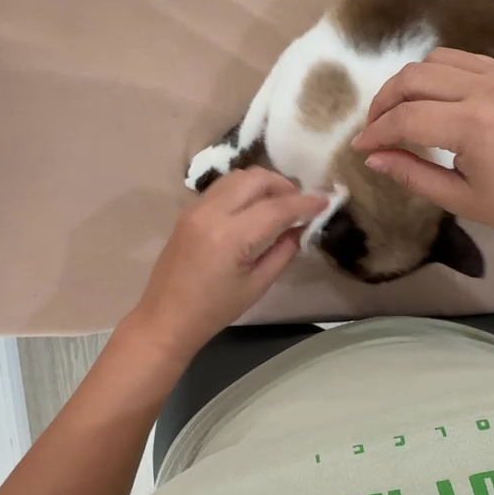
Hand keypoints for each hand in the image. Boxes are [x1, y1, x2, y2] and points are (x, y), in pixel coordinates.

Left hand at [124, 169, 328, 360]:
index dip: (305, 202)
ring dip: (263, 183)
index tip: (326, 200)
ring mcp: (195, 208)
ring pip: (237, 177)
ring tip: (279, 203)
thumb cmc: (214, 310)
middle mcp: (211, 213)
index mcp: (230, 236)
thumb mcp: (257, 286)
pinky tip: (254, 208)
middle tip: (300, 202)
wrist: (166, 317)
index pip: (276, 207)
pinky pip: (222, 187)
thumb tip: (300, 229)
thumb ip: (282, 252)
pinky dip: (243, 189)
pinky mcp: (188, 212)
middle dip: (284, 185)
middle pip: (255, 178)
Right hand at [352, 48, 493, 241]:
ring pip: (436, 60)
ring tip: (401, 111)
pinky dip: (439, 74)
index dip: (375, 133)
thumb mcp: (460, 199)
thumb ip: (413, 174)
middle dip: (384, 101)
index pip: (405, 119)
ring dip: (410, 83)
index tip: (360, 148)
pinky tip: (434, 100)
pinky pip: (464, 60)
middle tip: (375, 128)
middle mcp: (485, 91)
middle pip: (414, 77)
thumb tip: (373, 158)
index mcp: (473, 127)